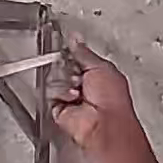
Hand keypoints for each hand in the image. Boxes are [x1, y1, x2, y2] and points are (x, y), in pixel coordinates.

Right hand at [47, 35, 144, 156]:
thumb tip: (75, 39)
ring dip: (66, 82)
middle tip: (78, 76)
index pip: (77, 57)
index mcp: (97, 73)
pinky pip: (50, 94)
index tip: (65, 47)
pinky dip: (61, 94)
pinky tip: (72, 99)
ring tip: (78, 91)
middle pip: (63, 67)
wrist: (104, 124)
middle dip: (68, 69)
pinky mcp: (60, 109)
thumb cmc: (112, 100)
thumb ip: (84, 52)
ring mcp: (72, 97)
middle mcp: (84, 86)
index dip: (71, 52)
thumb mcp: (101, 67)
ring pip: (55, 79)